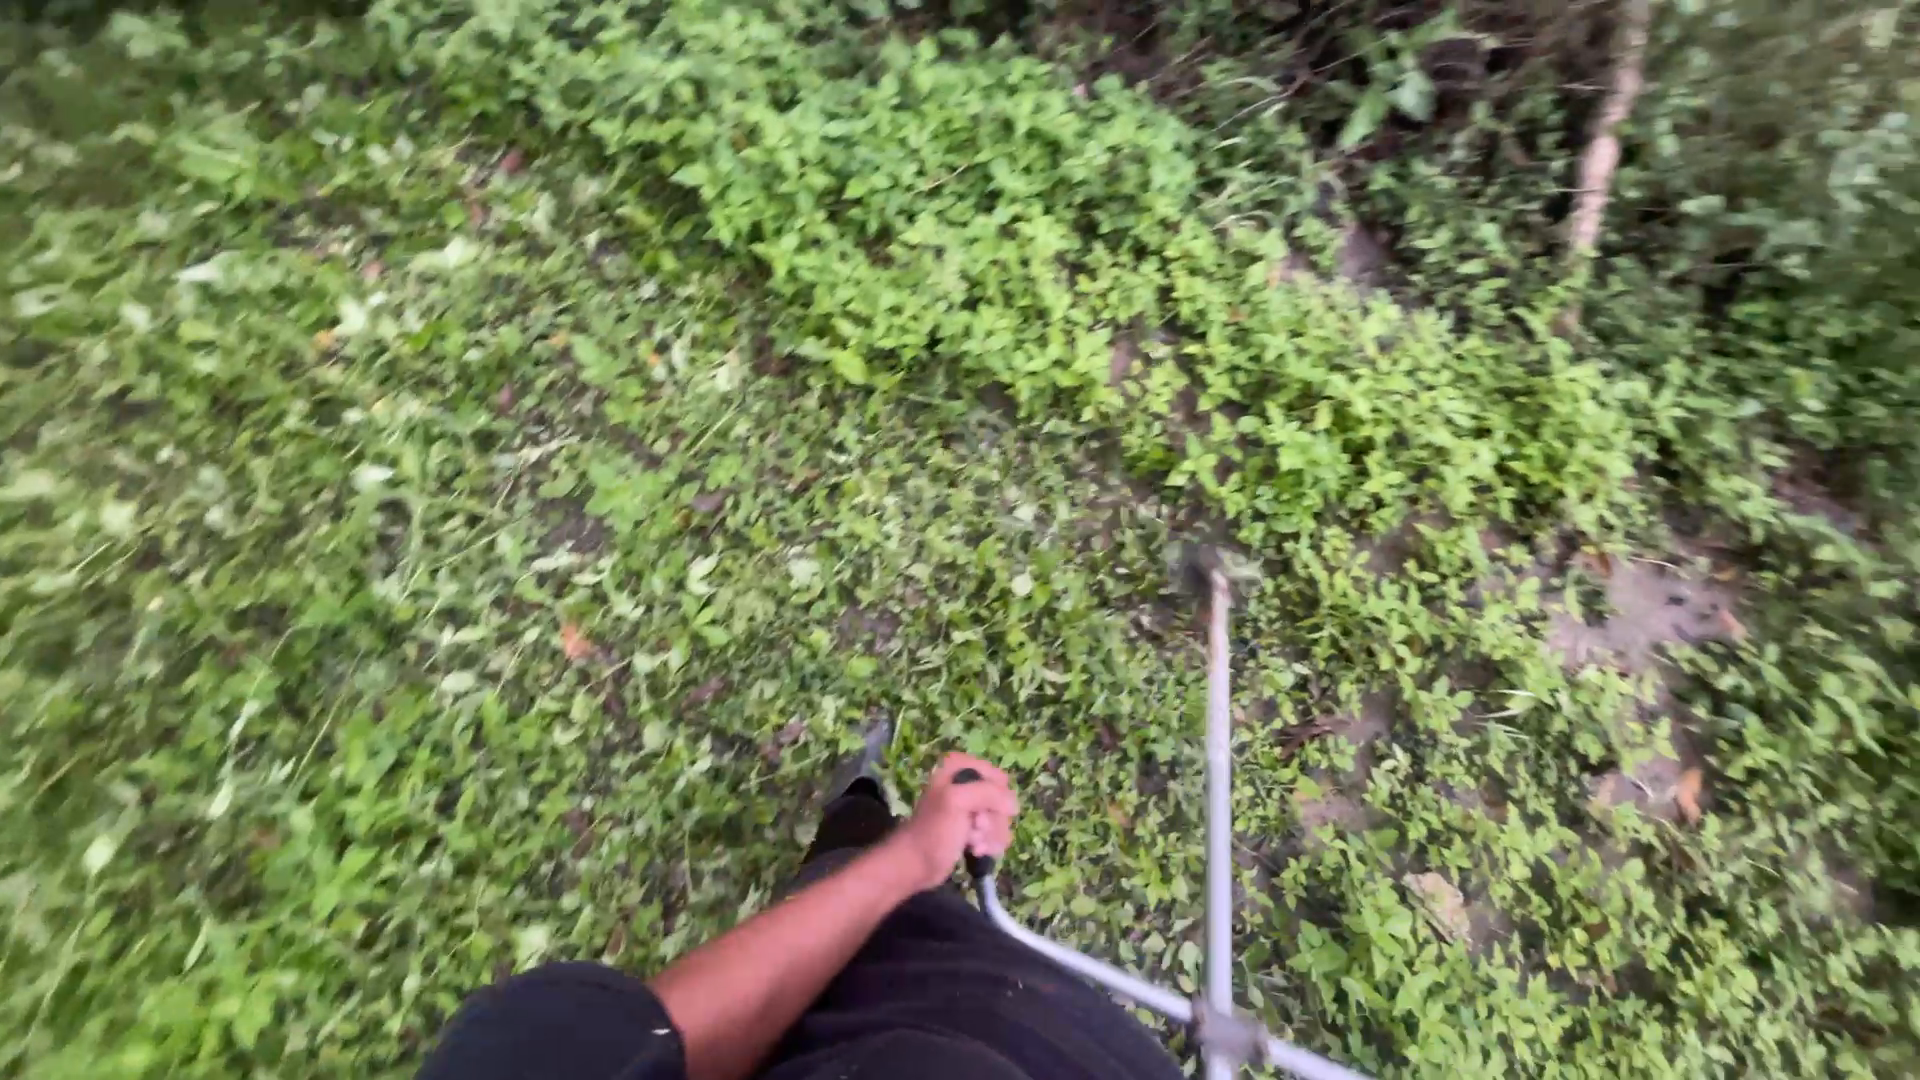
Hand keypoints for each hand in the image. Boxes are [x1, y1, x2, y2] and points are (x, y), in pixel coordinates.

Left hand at [884, 752, 1018, 891]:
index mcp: (959, 767)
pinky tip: (974, 851)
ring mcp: (969, 807)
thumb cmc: (934, 831)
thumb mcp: (957, 801)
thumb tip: (1014, 805)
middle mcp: (965, 783)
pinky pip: (995, 832)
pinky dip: (989, 844)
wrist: (916, 865)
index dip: (997, 796)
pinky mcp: (971, 828)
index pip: (998, 777)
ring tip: (973, 844)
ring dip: (991, 835)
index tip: (984, 811)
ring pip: (1000, 818)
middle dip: (992, 819)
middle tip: (975, 828)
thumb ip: (989, 794)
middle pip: (1001, 800)